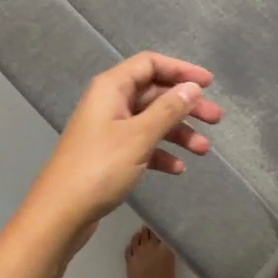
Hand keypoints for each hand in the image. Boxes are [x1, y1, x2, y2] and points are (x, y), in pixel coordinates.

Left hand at [21, 53, 222, 233]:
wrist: (61, 213)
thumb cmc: (100, 167)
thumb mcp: (139, 136)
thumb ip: (168, 110)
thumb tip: (192, 88)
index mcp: (111, 88)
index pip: (150, 64)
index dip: (180, 70)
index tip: (209, 83)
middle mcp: (110, 102)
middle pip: (154, 93)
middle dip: (185, 105)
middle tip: (216, 119)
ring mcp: (109, 129)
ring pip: (151, 121)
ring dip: (178, 132)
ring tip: (204, 150)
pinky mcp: (110, 154)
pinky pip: (142, 144)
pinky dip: (161, 152)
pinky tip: (178, 168)